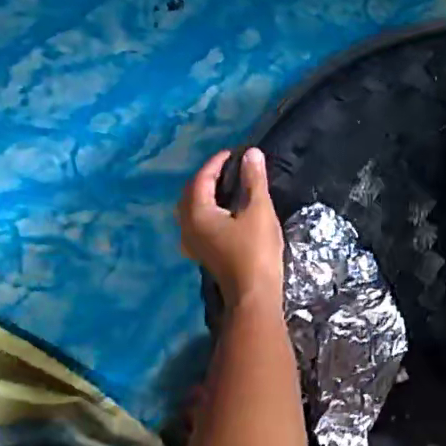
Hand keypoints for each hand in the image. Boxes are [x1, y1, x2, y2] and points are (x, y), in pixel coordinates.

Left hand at [180, 148, 283, 308]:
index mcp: (197, 214)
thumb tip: (252, 153)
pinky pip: (198, 221)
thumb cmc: (256, 250)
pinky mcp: (203, 252)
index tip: (236, 152)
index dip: (217, 163)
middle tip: (230, 166)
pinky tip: (224, 210)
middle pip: (190, 193)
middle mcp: (187, 227)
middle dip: (208, 176)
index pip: (201, 179)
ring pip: (192, 208)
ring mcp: (193, 242)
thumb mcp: (258, 211)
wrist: (254, 293)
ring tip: (228, 184)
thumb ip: (254, 180)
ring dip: (207, 192)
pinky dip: (208, 208)